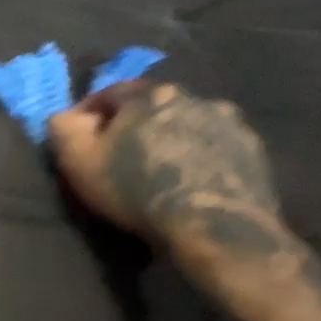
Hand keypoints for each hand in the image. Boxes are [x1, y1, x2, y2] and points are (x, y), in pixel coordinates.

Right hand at [46, 81, 280, 246]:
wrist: (214, 228)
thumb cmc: (134, 186)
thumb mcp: (74, 156)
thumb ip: (63, 126)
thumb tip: (72, 117)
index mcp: (153, 94)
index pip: (110, 93)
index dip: (88, 114)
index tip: (79, 140)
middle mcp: (198, 100)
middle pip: (151, 109)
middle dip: (131, 127)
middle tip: (116, 155)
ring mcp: (234, 127)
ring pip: (185, 127)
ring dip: (167, 141)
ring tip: (153, 171)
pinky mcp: (257, 156)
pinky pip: (213, 149)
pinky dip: (195, 159)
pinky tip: (183, 183)